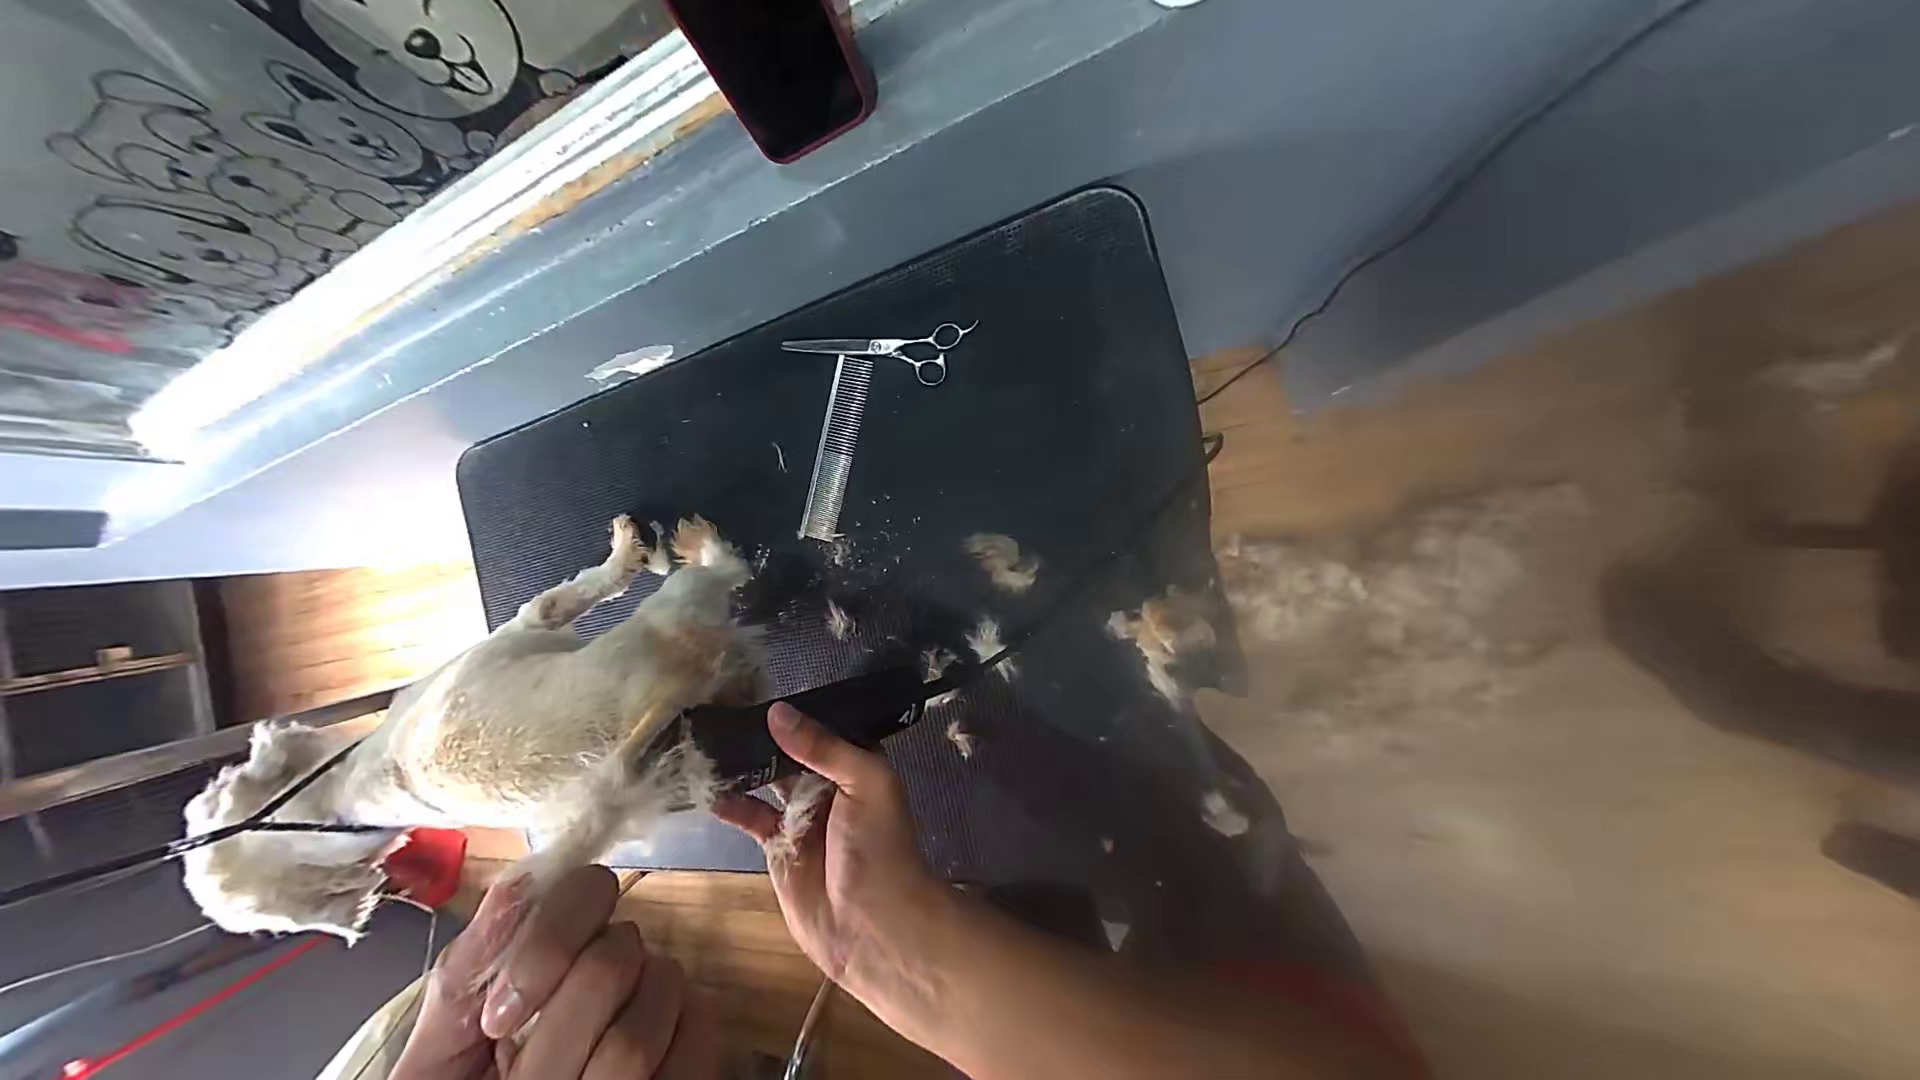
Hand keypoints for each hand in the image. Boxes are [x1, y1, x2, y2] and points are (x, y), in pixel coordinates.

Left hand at [391, 865, 721, 1079]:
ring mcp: (666, 996)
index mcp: (566, 941)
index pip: (590, 887)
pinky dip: (657, 1077)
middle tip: (522, 1079)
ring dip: (597, 1071)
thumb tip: (515, 884)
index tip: (499, 1018)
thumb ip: (470, 969)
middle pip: (616, 956)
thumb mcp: (441, 1049)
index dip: (550, 944)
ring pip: (655, 1003)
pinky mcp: (700, 1040)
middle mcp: (623, 956)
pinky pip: (699, 1038)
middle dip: (559, 1031)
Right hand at [711, 704, 946, 992]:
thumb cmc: (878, 844)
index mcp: (856, 763)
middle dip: (764, 734)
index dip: (797, 710)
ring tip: (708, 742)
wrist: (871, 924)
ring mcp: (800, 815)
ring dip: (743, 765)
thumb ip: (823, 747)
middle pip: (791, 751)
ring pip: (768, 780)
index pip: (823, 726)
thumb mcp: (863, 782)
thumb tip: (777, 712)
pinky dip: (731, 805)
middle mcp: (828, 783)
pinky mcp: (777, 845)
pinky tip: (708, 791)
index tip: (758, 689)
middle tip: (721, 709)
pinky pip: (751, 817)